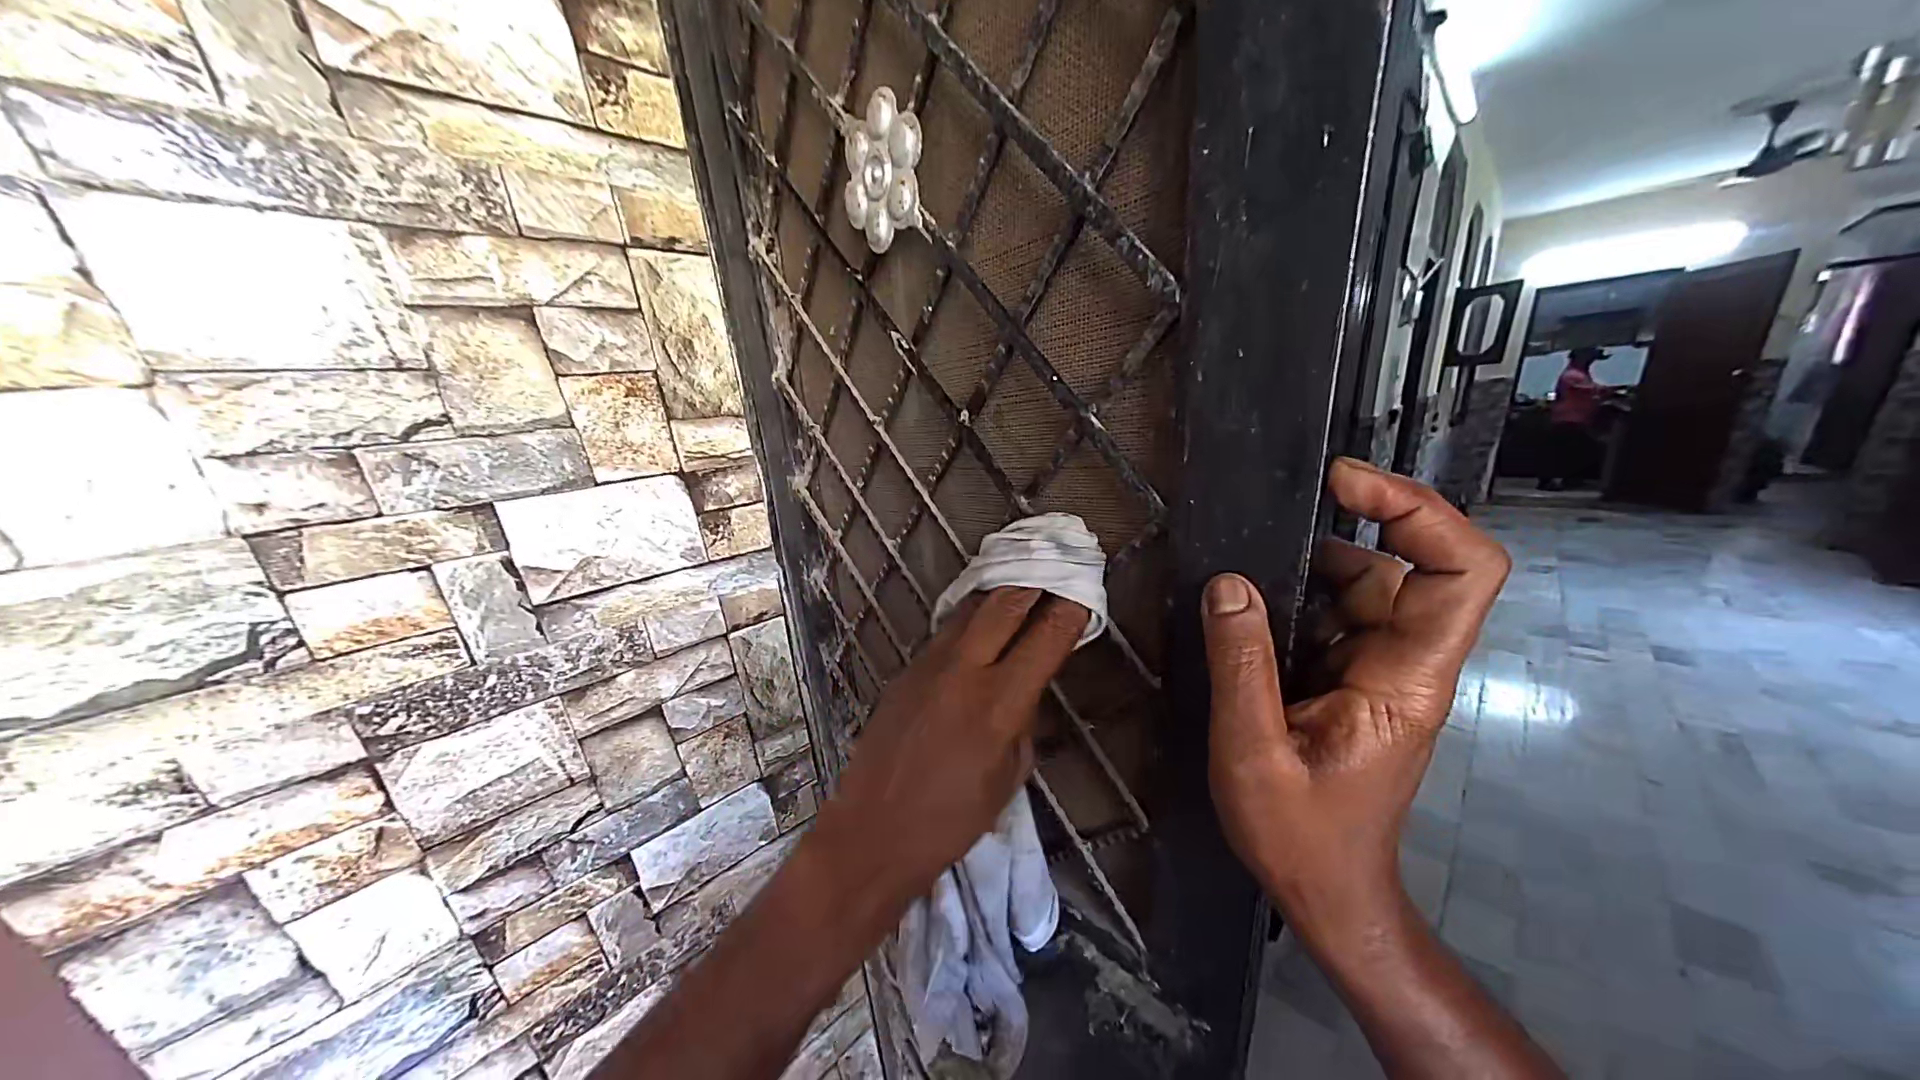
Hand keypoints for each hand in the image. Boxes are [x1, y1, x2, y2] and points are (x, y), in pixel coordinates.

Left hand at [808, 588, 1088, 916]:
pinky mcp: (903, 671)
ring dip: (998, 595)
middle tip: (1051, 568)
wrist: (873, 832)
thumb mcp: (1008, 776)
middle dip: (1032, 581)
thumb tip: (1024, 690)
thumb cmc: (952, 821)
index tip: (1083, 594)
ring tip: (1019, 588)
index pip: (1045, 638)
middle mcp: (962, 671)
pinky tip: (979, 630)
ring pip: (969, 610)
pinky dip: (969, 623)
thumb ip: (1022, 723)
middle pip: (1003, 603)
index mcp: (998, 703)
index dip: (1069, 611)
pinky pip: (944, 634)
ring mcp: (927, 666)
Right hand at [1203, 458, 1509, 941]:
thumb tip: (1228, 583)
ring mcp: (1378, 671)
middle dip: (1341, 537)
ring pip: (1359, 591)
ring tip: (1239, 582)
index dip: (1420, 511)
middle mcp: (1404, 664)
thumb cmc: (1300, 836)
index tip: (1347, 485)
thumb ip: (1241, 664)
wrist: (1327, 891)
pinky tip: (1244, 614)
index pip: (1461, 572)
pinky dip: (1289, 603)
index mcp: (1406, 679)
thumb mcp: (1253, 751)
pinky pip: (1329, 619)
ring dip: (1302, 574)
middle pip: (1403, 570)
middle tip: (1264, 526)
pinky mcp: (1349, 680)